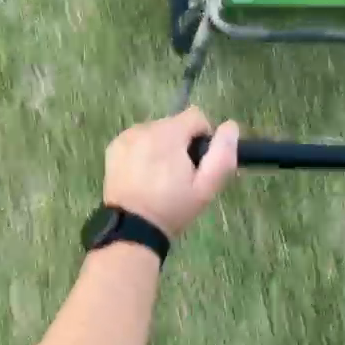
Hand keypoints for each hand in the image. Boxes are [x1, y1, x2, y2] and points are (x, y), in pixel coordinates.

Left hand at [103, 108, 239, 236]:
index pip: (196, 116)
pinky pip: (138, 140)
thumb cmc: (173, 208)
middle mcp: (145, 128)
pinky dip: (144, 151)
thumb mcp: (206, 187)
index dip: (203, 138)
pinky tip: (143, 175)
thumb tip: (230, 126)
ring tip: (160, 177)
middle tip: (179, 175)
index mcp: (169, 133)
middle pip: (175, 124)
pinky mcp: (113, 147)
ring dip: (162, 147)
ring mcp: (126, 137)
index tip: (198, 163)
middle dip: (181, 144)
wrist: (133, 228)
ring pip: (156, 132)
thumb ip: (222, 154)